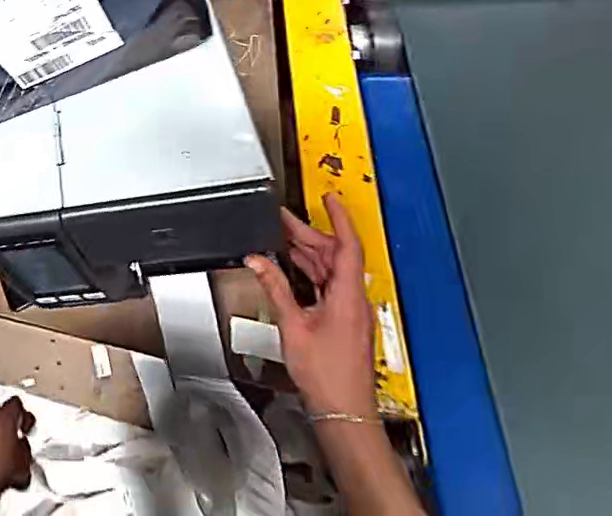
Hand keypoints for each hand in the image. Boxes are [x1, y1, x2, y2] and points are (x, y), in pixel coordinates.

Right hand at [244, 195, 377, 417]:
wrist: (344, 413)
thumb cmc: (328, 378)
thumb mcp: (293, 326)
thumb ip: (275, 288)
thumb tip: (258, 261)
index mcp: (347, 296)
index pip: (348, 244)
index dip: (338, 217)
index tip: (329, 197)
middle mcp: (353, 300)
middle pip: (335, 254)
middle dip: (310, 234)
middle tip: (285, 219)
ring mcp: (350, 311)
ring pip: (331, 270)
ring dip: (308, 253)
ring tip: (284, 239)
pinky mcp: (344, 321)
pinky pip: (329, 286)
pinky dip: (310, 272)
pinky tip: (292, 270)